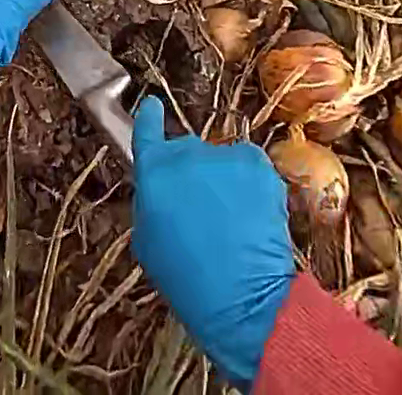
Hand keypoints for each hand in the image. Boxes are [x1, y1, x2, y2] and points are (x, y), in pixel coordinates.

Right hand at [131, 97, 295, 386]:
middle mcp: (186, 153)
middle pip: (186, 151)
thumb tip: (161, 183)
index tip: (151, 105)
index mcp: (153, 172)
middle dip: (191, 172)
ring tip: (232, 220)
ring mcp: (223, 153)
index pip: (145, 131)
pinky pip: (247, 164)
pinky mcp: (256, 160)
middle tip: (200, 208)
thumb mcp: (147, 241)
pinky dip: (250, 183)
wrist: (243, 298)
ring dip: (223, 179)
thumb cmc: (186, 278)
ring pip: (220, 160)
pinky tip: (251, 214)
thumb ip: (150, 200)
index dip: (148, 118)